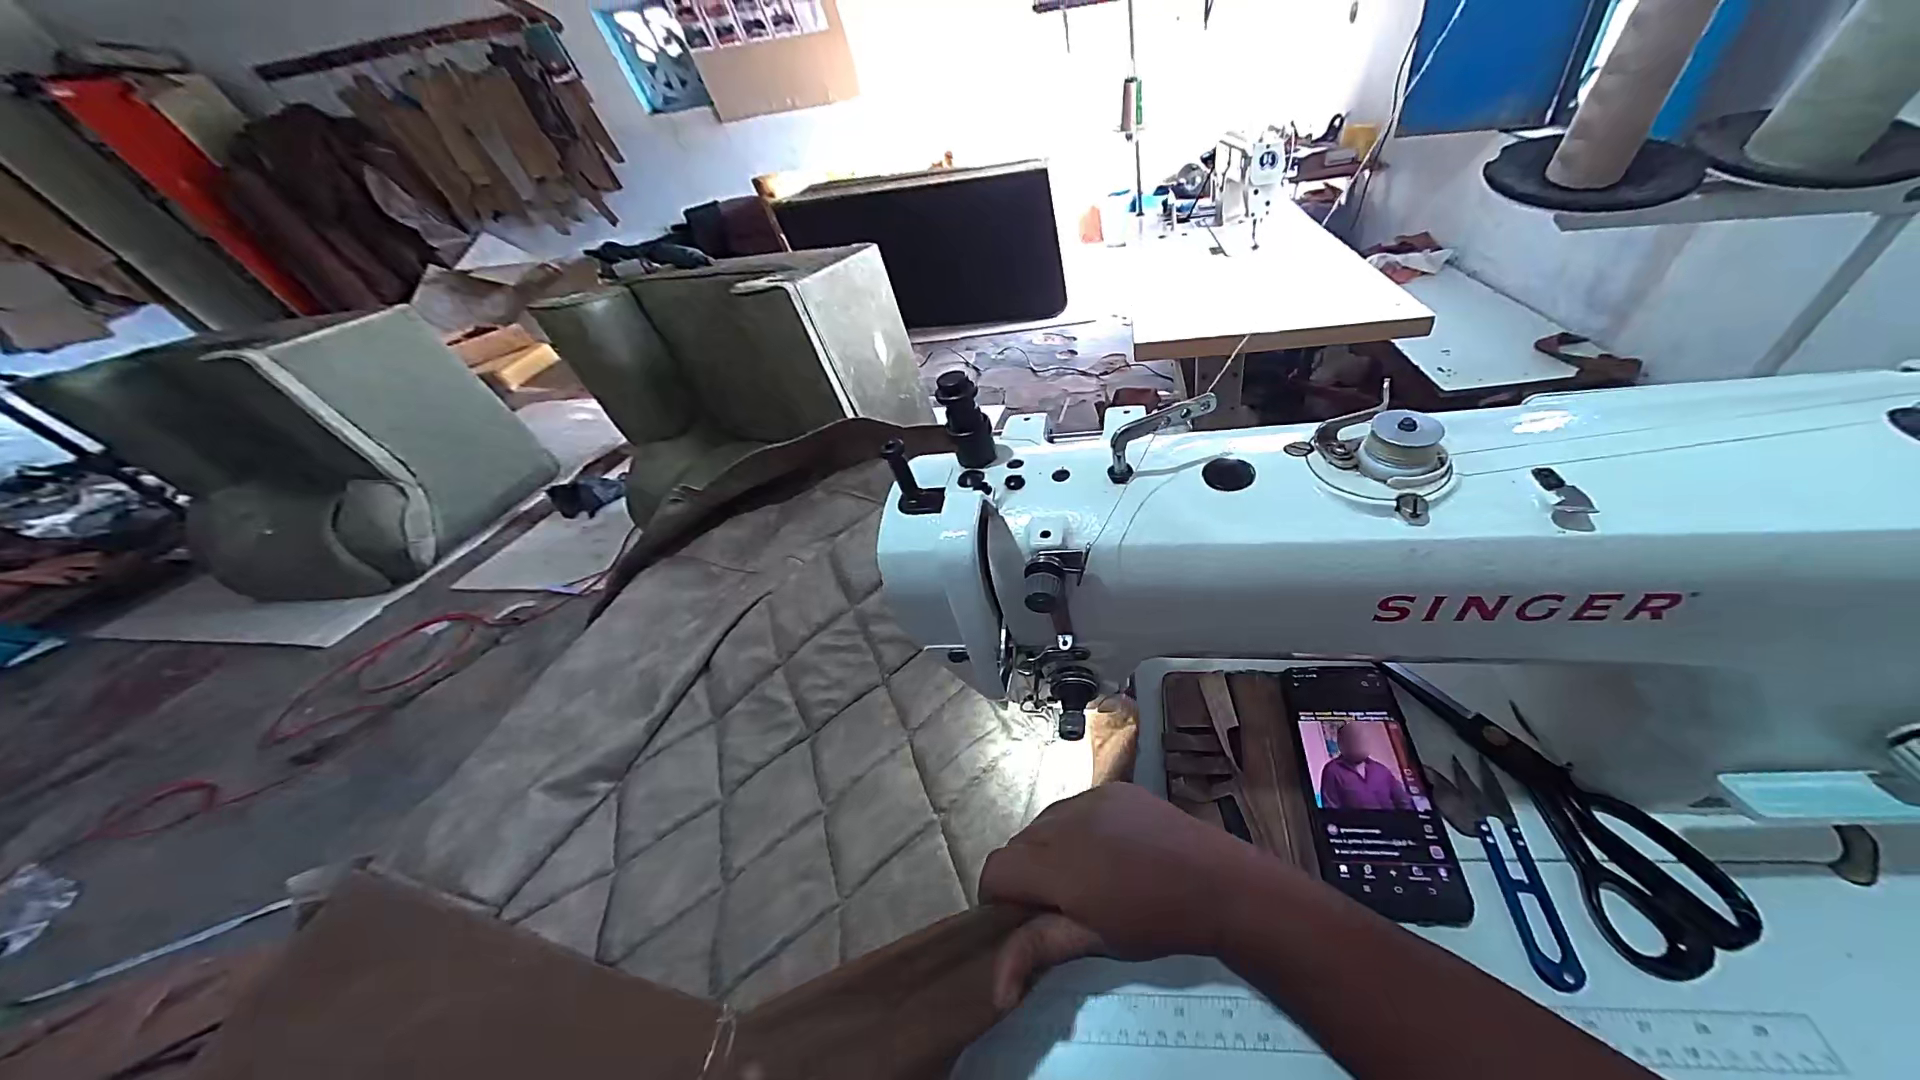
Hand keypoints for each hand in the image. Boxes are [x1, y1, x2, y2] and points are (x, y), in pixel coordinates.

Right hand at [981, 783, 1301, 1004]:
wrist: (1220, 883)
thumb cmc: (1157, 922)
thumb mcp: (1095, 941)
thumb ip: (1038, 951)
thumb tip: (996, 987)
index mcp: (1055, 863)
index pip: (996, 869)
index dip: (998, 898)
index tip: (1022, 919)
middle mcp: (1064, 820)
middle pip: (1017, 845)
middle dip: (1025, 875)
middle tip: (1058, 903)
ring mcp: (1089, 797)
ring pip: (1043, 823)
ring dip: (1047, 849)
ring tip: (1084, 875)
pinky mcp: (1111, 788)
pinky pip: (1073, 806)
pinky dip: (1075, 828)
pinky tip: (1107, 849)